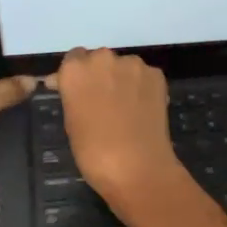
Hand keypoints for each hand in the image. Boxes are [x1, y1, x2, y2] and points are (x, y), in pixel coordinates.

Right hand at [55, 48, 190, 220]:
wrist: (138, 168)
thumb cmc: (94, 152)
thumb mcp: (72, 123)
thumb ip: (72, 97)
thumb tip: (71, 87)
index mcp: (75, 70)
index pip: (73, 59)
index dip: (76, 76)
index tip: (77, 92)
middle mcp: (103, 59)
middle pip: (99, 60)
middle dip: (99, 76)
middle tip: (101, 102)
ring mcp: (133, 65)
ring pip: (123, 67)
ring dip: (121, 80)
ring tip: (125, 108)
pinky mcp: (156, 75)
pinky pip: (143, 76)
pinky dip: (141, 88)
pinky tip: (141, 109)